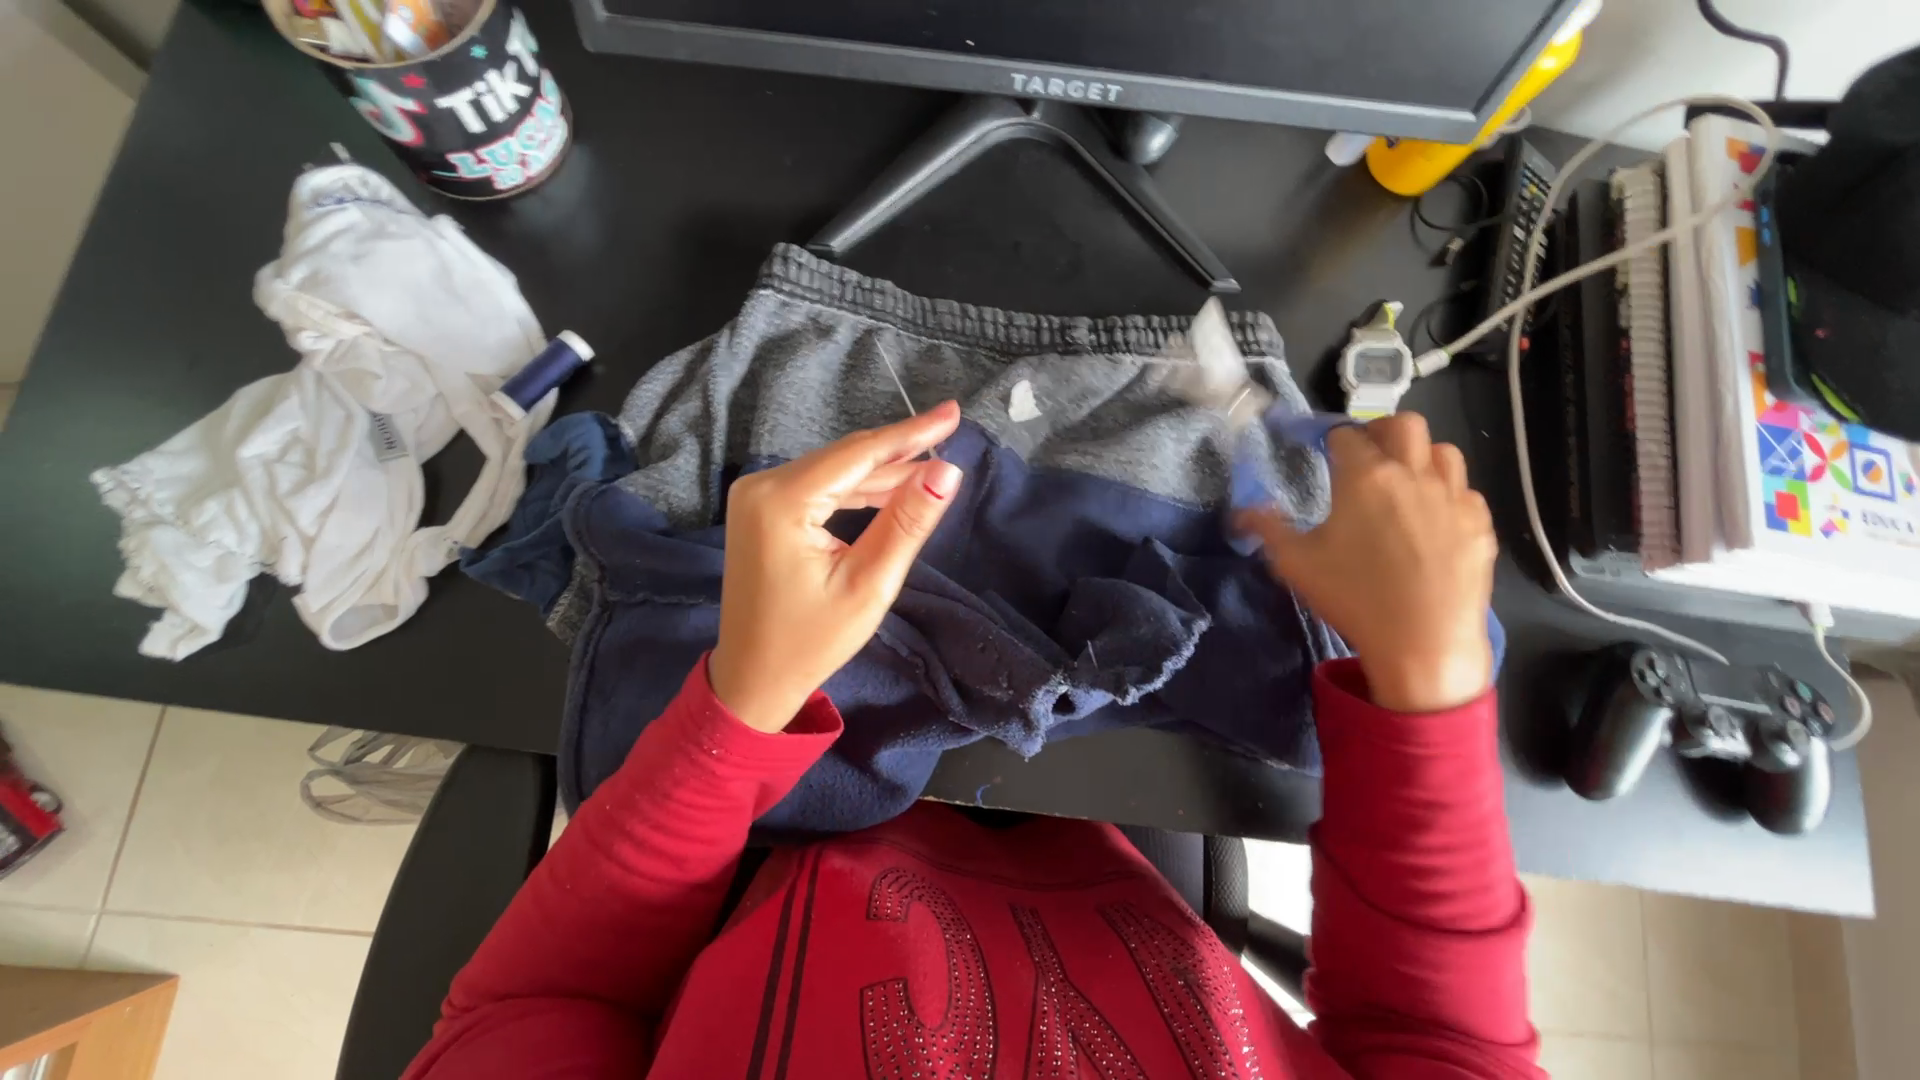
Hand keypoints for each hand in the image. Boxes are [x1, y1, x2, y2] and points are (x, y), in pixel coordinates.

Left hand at [708, 402, 964, 731]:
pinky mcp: (762, 511)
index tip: (952, 412)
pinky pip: (818, 488)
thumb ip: (907, 522)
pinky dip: (855, 489)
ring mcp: (757, 497)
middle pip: (844, 458)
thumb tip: (947, 470)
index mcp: (782, 501)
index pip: (858, 454)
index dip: (910, 433)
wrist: (754, 678)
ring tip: (931, 462)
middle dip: (898, 449)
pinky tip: (891, 486)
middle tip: (949, 429)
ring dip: (880, 470)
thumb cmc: (813, 640)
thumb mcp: (870, 583)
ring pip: (833, 471)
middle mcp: (762, 486)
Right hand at [1235, 412, 1495, 712]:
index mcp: (1365, 478)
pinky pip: (1464, 489)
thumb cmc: (1353, 597)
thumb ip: (1267, 529)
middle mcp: (1412, 475)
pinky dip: (1445, 492)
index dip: (1330, 438)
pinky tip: (1430, 518)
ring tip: (1402, 479)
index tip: (1321, 450)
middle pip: (1403, 424)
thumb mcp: (1294, 564)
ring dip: (1418, 455)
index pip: (1346, 435)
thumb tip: (1242, 512)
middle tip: (1365, 454)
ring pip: (1441, 450)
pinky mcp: (1479, 522)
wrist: (1424, 641)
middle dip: (1380, 430)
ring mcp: (1453, 497)